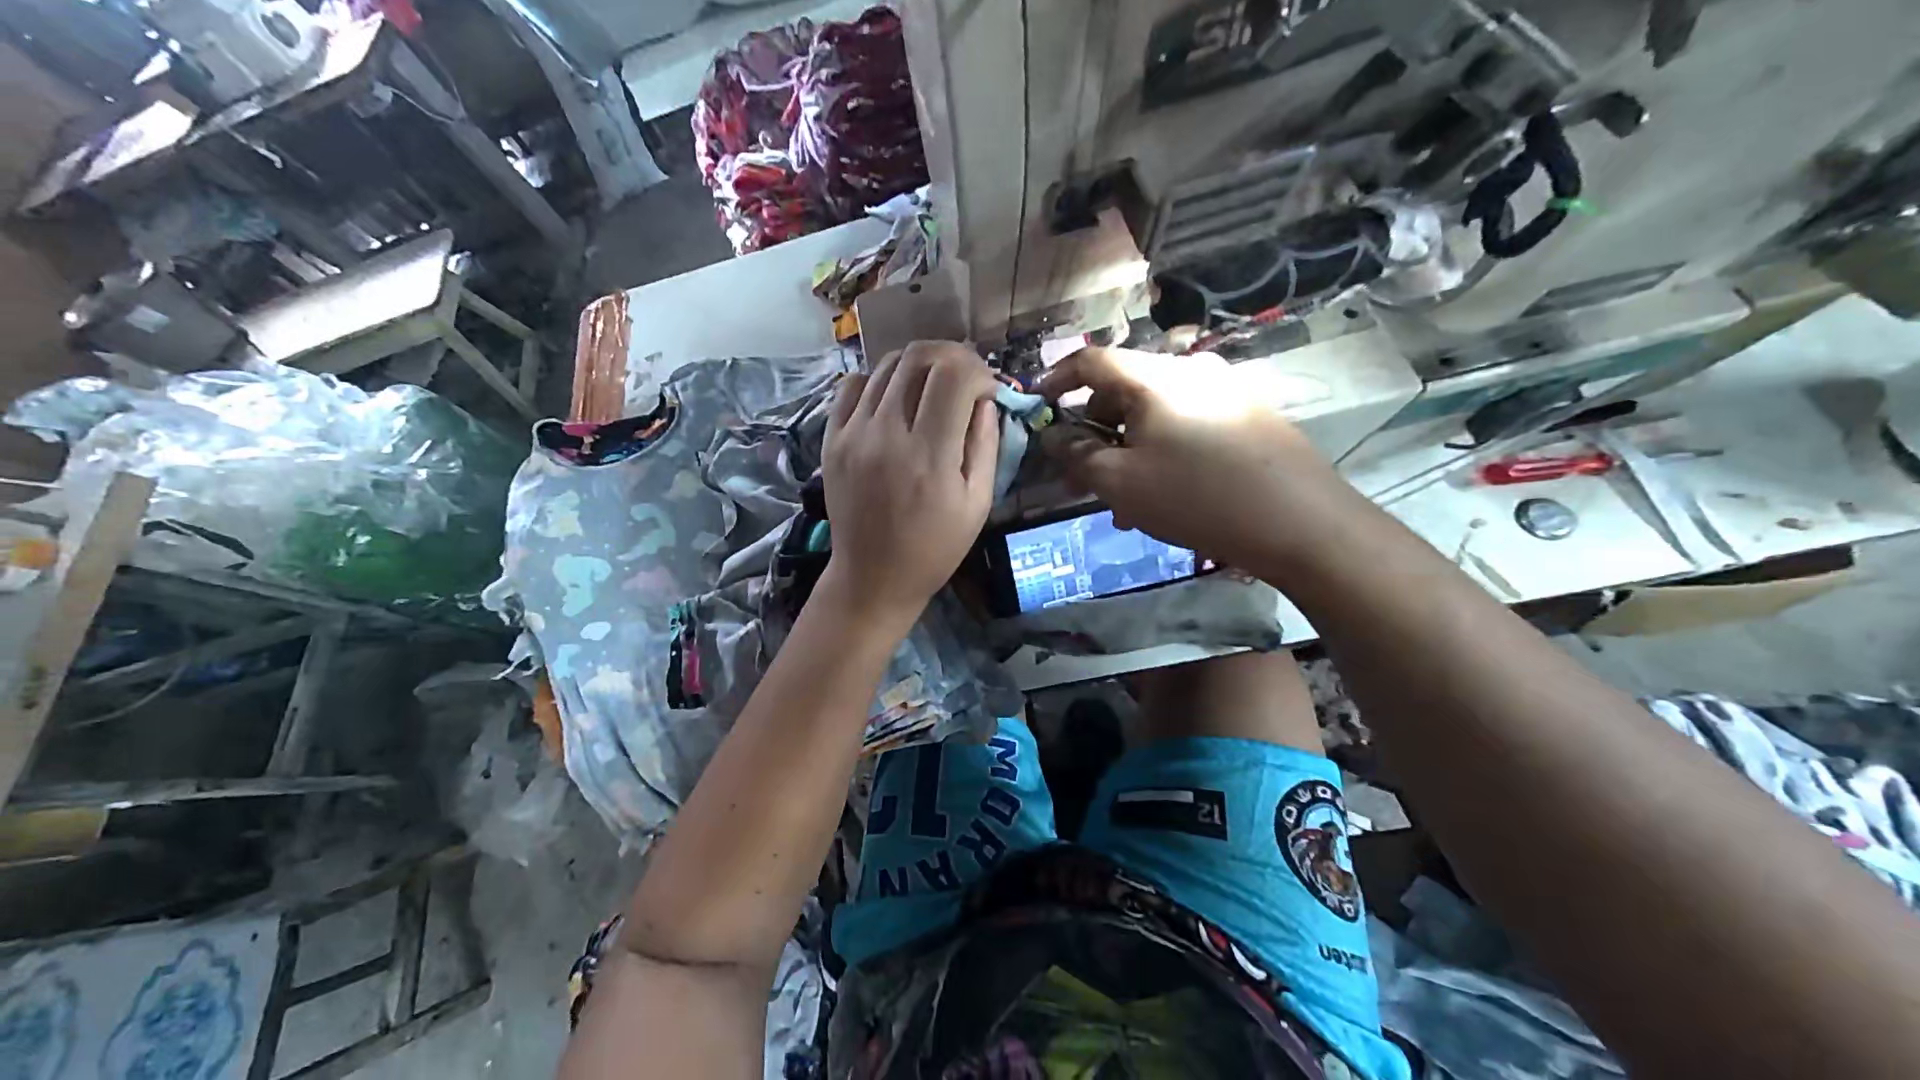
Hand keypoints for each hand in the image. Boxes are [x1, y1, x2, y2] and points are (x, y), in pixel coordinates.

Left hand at [821, 342, 999, 627]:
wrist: (873, 577)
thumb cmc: (935, 548)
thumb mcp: (977, 503)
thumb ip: (985, 444)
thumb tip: (985, 397)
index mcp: (930, 456)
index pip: (954, 376)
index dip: (978, 370)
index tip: (987, 389)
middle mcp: (886, 435)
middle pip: (918, 357)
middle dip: (951, 356)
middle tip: (964, 375)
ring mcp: (852, 434)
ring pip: (886, 365)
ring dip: (918, 365)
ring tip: (932, 386)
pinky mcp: (831, 439)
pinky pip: (853, 384)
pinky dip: (880, 380)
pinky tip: (894, 400)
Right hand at [1037, 347, 1362, 577]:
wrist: (1301, 522)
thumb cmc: (1197, 497)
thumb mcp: (1121, 483)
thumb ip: (1077, 456)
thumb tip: (1053, 437)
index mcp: (1155, 376)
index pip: (1091, 360)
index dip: (1055, 380)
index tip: (1036, 407)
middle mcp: (1192, 369)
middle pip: (1125, 387)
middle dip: (1094, 427)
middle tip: (1082, 472)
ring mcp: (1228, 389)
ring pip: (1157, 412)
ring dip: (1129, 447)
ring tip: (1125, 498)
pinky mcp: (1252, 415)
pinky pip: (1189, 423)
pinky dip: (1163, 449)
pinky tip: (1167, 492)